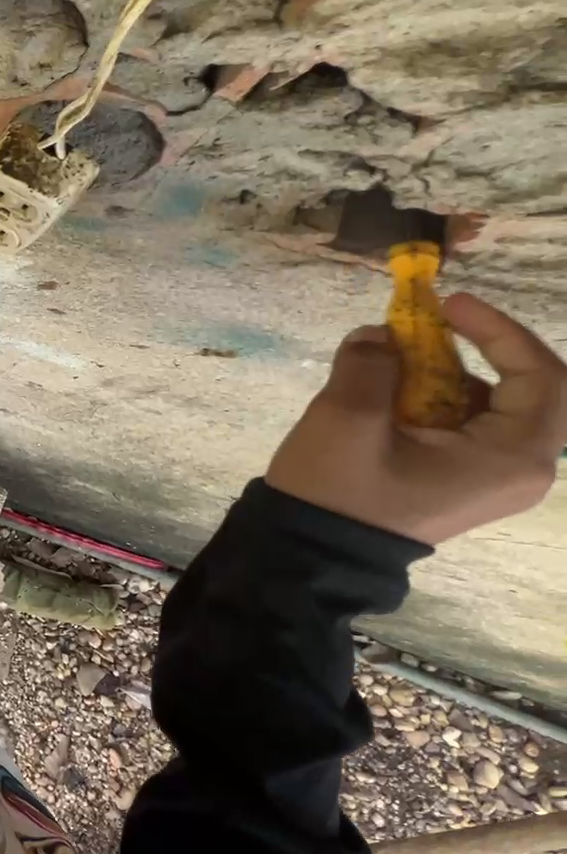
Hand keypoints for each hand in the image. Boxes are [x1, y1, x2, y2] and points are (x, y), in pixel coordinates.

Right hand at [266, 293, 566, 544]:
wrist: (311, 549)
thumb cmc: (338, 487)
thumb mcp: (344, 419)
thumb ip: (369, 366)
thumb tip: (380, 336)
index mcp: (513, 457)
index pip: (542, 378)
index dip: (500, 332)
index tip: (449, 304)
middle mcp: (521, 469)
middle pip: (520, 391)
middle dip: (466, 352)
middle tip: (414, 330)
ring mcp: (492, 478)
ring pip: (486, 407)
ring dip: (440, 376)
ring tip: (382, 366)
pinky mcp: (460, 481)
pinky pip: (463, 427)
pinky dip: (429, 401)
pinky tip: (383, 399)